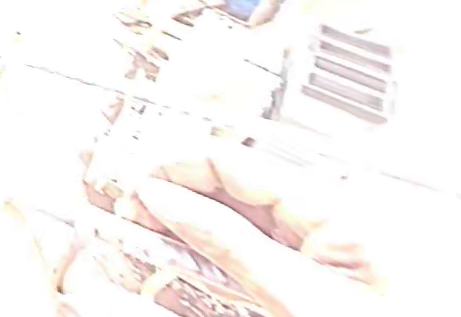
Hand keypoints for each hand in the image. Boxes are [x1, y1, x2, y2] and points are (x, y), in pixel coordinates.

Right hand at [95, 136, 460, 316]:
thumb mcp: (306, 304)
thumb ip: (226, 243)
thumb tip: (157, 196)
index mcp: (337, 211)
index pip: (224, 159)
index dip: (166, 166)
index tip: (127, 185)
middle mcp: (330, 221)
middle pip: (221, 188)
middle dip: (167, 200)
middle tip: (124, 217)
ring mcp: (326, 254)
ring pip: (228, 222)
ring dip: (180, 231)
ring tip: (142, 244)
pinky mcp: (320, 284)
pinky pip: (248, 255)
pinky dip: (208, 260)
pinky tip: (179, 267)